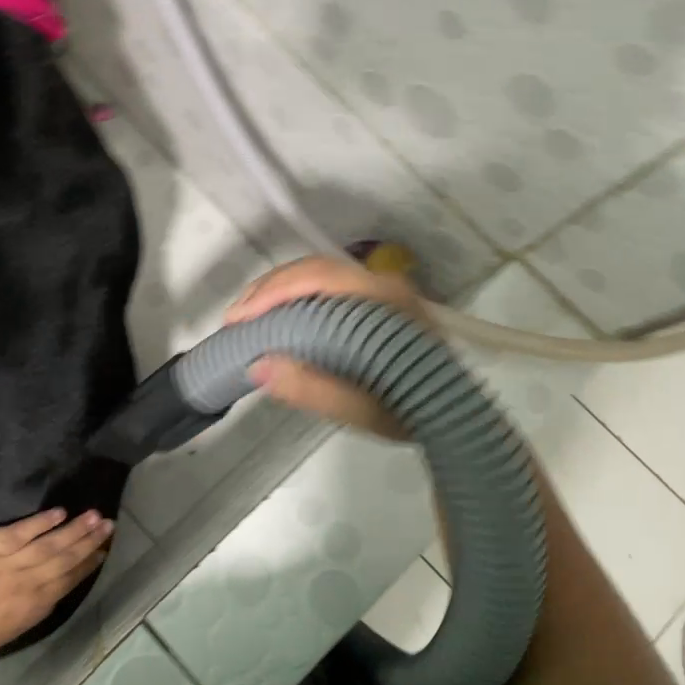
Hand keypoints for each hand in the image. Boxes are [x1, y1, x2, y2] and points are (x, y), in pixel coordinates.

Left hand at [0, 509, 113, 661]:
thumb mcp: (6, 631)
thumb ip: (30, 609)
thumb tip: (51, 591)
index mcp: (32, 608)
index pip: (67, 583)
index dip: (87, 566)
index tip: (104, 553)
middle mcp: (28, 585)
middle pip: (65, 560)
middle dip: (89, 542)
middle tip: (109, 526)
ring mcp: (9, 563)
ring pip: (50, 544)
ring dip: (75, 529)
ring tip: (95, 516)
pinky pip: (23, 531)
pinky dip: (43, 521)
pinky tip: (60, 512)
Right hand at [225, 255, 434, 440]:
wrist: (449, 415)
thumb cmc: (406, 411)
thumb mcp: (360, 410)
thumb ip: (312, 389)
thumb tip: (257, 365)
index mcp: (381, 301)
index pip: (318, 277)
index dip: (272, 291)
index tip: (239, 318)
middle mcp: (383, 284)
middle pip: (315, 269)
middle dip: (268, 289)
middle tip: (234, 318)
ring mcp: (381, 290)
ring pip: (320, 275)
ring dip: (279, 291)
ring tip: (248, 317)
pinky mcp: (376, 302)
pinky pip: (329, 287)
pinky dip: (296, 297)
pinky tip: (277, 317)